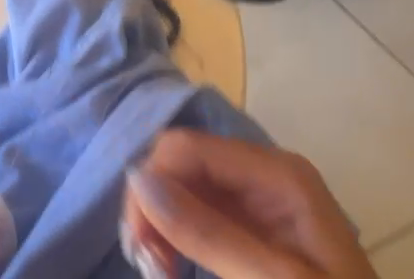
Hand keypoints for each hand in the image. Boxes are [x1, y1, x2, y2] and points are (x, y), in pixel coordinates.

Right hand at [122, 131, 376, 278]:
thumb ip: (206, 232)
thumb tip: (137, 175)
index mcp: (276, 173)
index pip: (185, 147)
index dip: (151, 186)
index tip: (140, 247)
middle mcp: (264, 173)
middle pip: (182, 164)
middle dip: (153, 207)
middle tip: (148, 265)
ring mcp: (261, 200)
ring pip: (185, 188)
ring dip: (161, 224)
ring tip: (159, 269)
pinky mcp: (255, 228)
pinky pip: (200, 213)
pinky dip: (177, 235)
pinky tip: (173, 263)